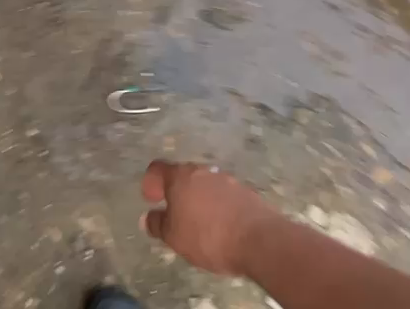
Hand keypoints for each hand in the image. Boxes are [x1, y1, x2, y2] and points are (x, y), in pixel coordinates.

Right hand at [140, 160, 281, 275]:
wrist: (262, 242)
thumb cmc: (208, 236)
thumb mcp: (174, 237)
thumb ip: (158, 225)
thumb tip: (147, 218)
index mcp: (179, 176)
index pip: (157, 168)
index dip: (151, 181)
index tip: (151, 198)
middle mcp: (202, 172)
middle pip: (184, 175)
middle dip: (179, 191)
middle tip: (177, 211)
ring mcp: (228, 181)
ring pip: (208, 186)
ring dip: (202, 198)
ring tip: (204, 221)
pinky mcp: (249, 195)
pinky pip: (228, 197)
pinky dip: (223, 207)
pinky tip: (226, 226)